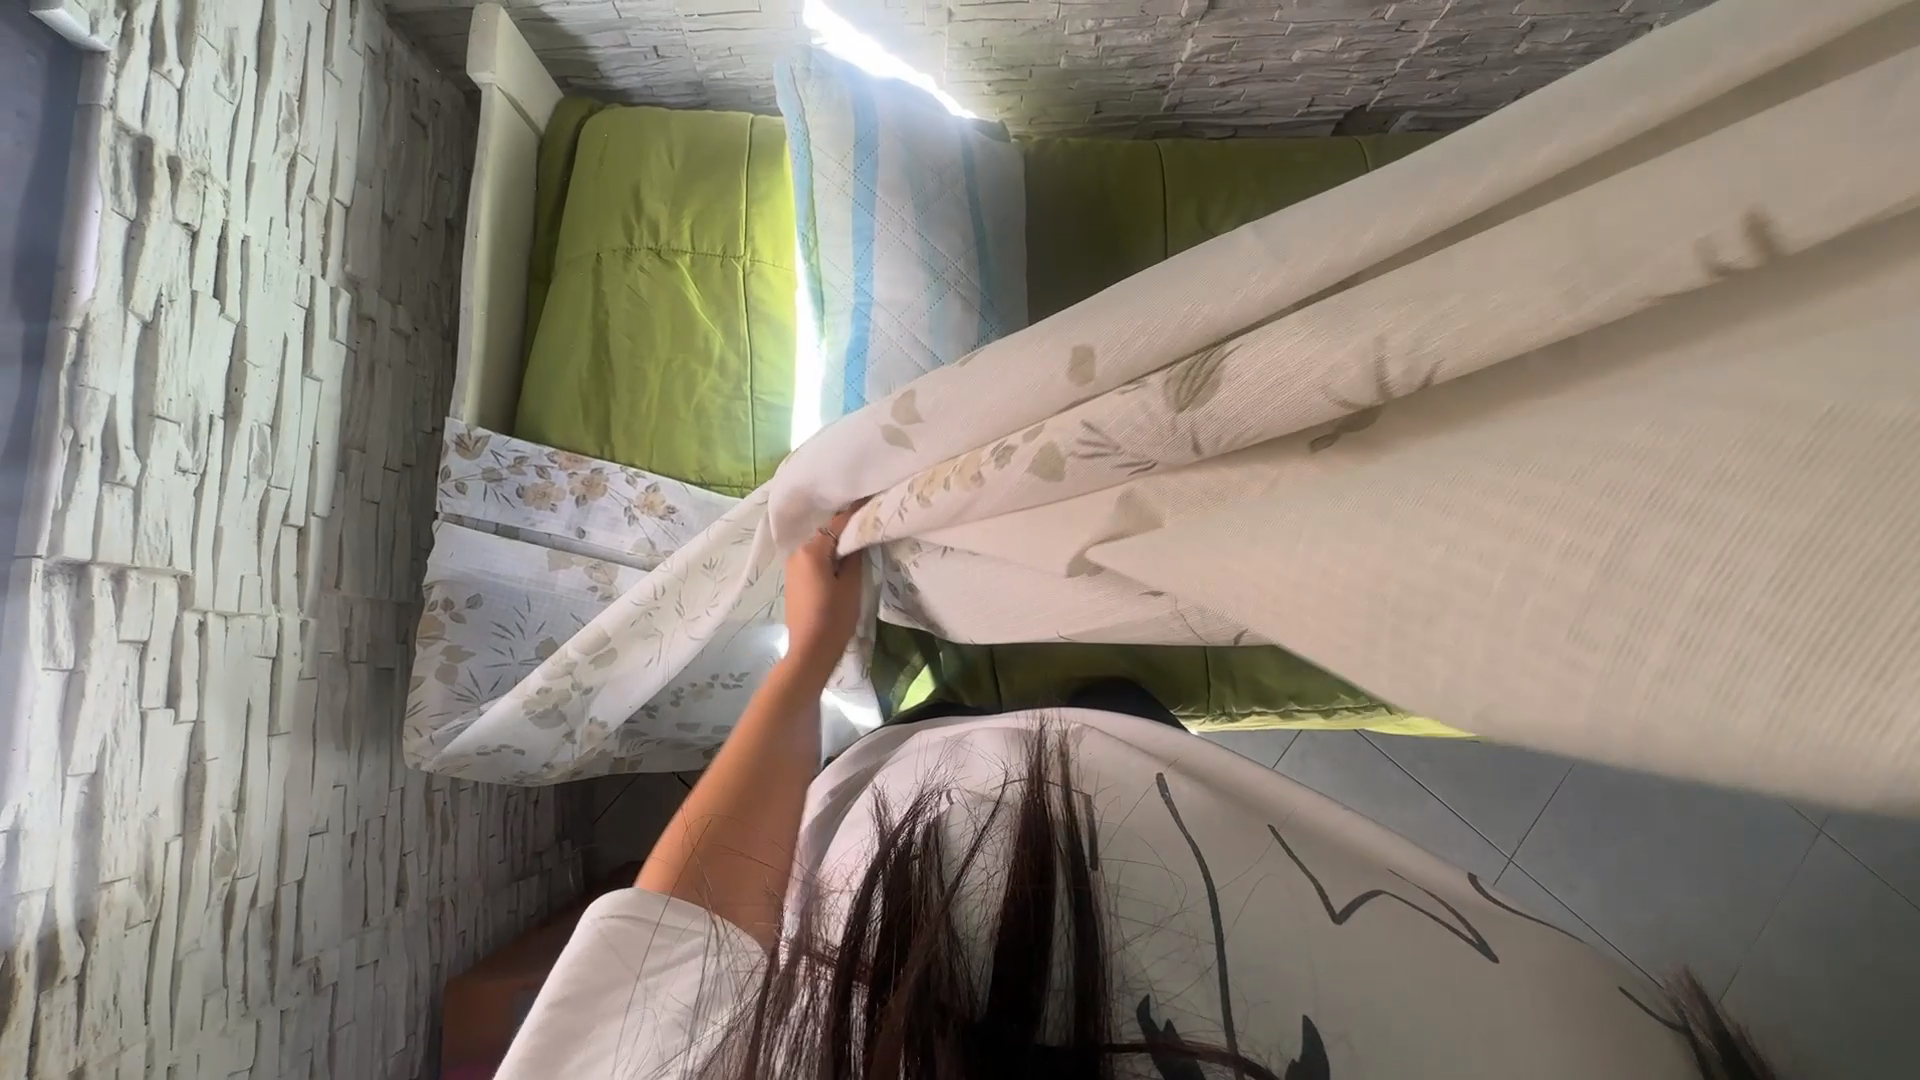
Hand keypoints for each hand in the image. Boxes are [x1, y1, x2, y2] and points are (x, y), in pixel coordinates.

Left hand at [782, 504, 865, 678]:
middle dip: (846, 530)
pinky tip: (843, 564)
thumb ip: (854, 556)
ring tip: (860, 545)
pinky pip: (813, 560)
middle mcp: (797, 553)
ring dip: (837, 546)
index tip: (872, 502)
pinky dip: (828, 558)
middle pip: (826, 534)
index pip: (837, 524)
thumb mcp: (851, 585)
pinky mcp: (794, 580)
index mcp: (811, 551)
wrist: (810, 652)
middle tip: (870, 527)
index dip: (856, 513)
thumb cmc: (834, 618)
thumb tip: (857, 537)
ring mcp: (792, 568)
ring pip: (820, 547)